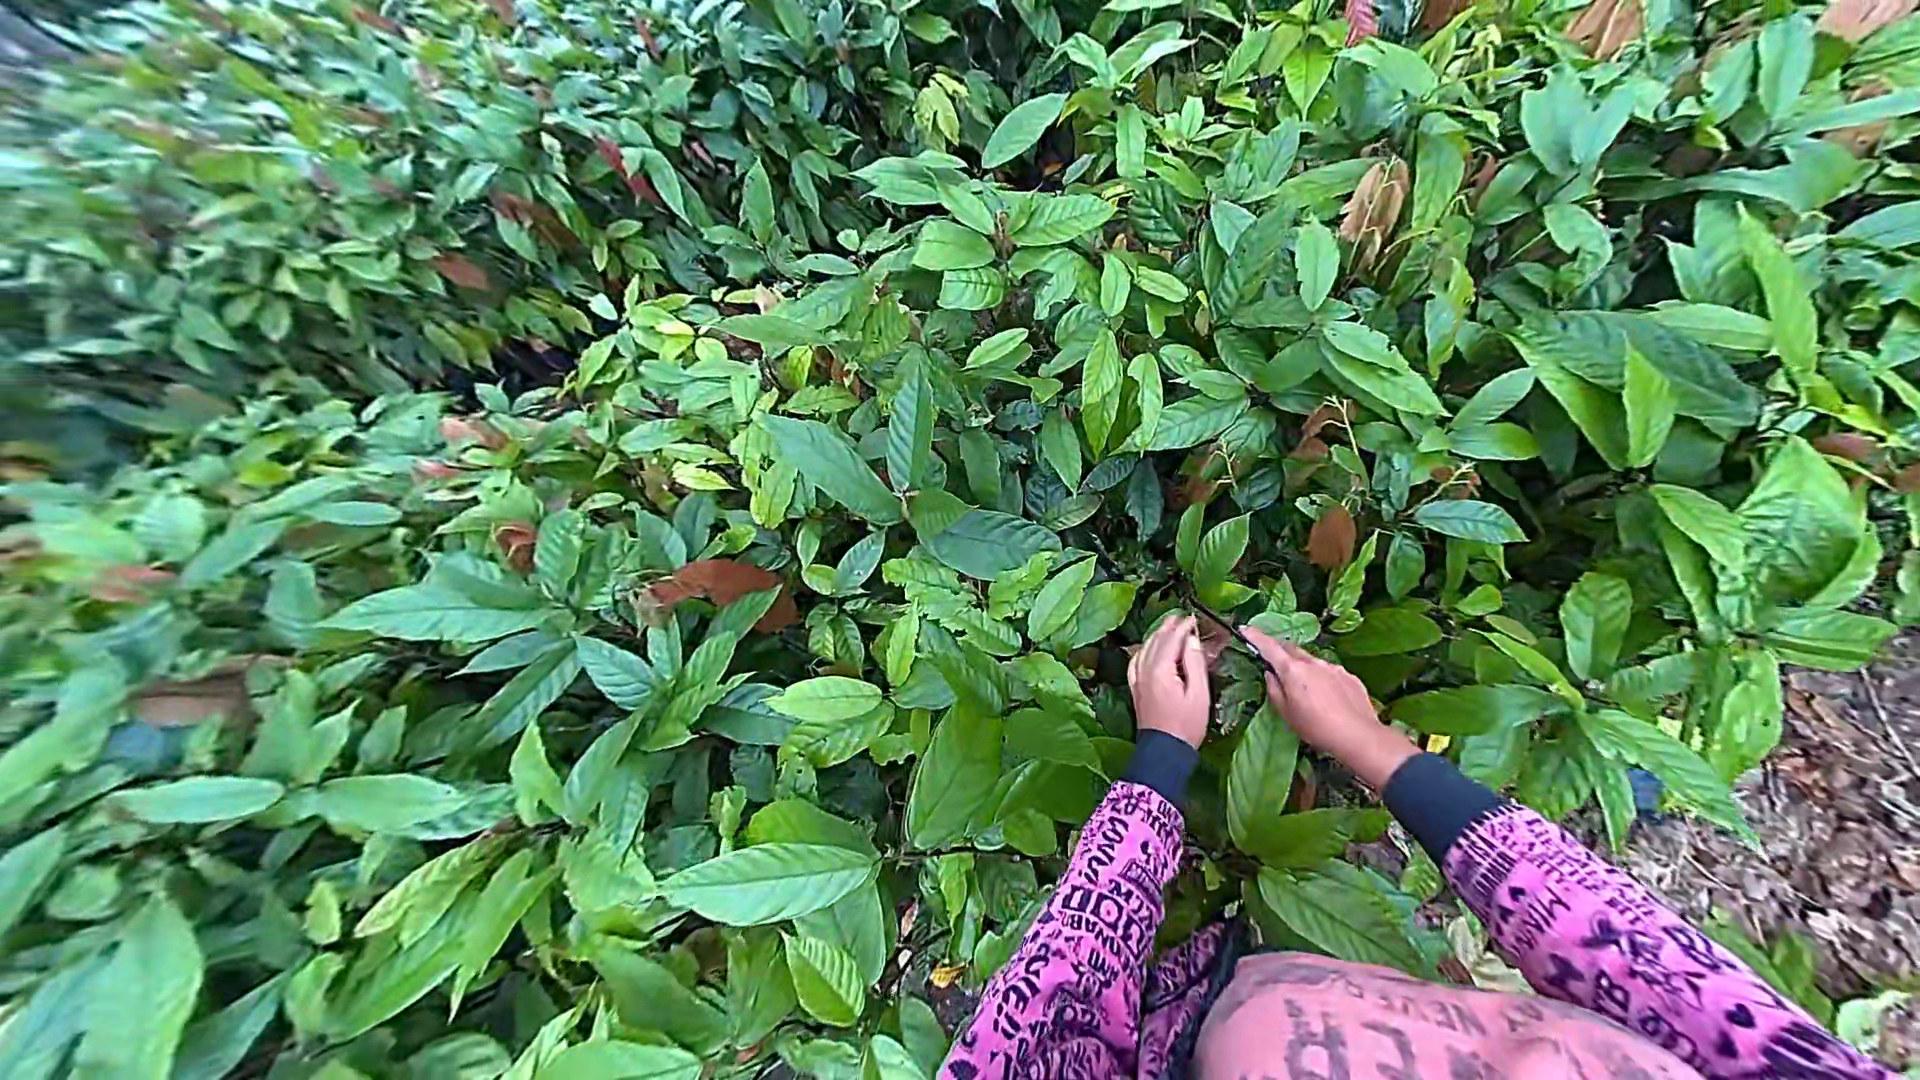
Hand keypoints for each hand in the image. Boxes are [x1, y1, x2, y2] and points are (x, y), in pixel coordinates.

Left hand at [1129, 614, 1210, 747]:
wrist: (1164, 749)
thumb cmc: (1187, 724)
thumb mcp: (1199, 693)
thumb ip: (1195, 663)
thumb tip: (1191, 640)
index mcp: (1160, 669)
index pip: (1172, 640)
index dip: (1183, 628)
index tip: (1193, 619)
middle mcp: (1144, 670)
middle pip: (1156, 641)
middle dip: (1168, 628)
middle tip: (1180, 617)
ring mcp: (1137, 678)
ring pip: (1145, 649)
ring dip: (1156, 636)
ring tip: (1167, 627)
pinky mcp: (1135, 687)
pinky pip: (1136, 661)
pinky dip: (1143, 650)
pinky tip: (1147, 649)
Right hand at [1243, 628, 1416, 788]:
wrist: (1360, 736)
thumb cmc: (1316, 727)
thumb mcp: (1285, 712)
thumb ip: (1274, 688)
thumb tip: (1270, 674)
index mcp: (1292, 670)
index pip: (1268, 646)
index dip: (1254, 636)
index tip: (1245, 629)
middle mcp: (1313, 662)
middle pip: (1291, 649)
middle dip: (1280, 651)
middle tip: (1274, 662)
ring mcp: (1333, 668)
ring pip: (1311, 660)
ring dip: (1303, 667)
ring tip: (1305, 688)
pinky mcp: (1349, 676)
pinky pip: (1329, 671)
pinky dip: (1321, 677)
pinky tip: (1326, 696)